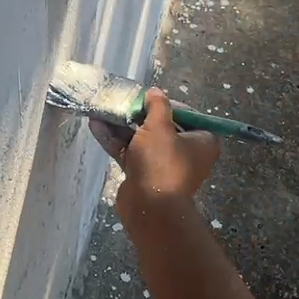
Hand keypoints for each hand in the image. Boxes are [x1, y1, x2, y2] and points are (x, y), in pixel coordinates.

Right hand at [88, 87, 220, 223]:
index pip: (187, 115)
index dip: (166, 104)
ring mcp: (163, 165)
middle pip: (162, 127)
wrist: (149, 206)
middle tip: (124, 102)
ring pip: (142, 139)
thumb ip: (157, 105)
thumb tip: (155, 92)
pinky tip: (96, 125)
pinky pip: (130, 152)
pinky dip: (115, 140)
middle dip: (139, 114)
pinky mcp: (144, 174)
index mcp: (202, 142)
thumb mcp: (160, 126)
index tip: (148, 98)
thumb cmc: (162, 162)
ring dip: (122, 125)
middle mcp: (186, 153)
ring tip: (103, 109)